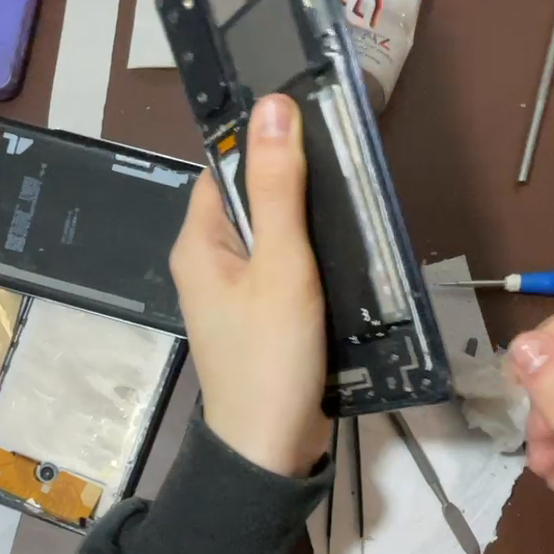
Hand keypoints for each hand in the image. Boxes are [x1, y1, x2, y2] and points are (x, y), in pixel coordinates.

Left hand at [169, 94, 329, 476]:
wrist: (270, 447)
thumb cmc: (270, 356)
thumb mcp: (280, 265)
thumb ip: (278, 188)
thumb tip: (272, 106)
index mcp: (198, 243)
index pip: (225, 171)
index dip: (265, 146)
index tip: (316, 127)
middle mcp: (209, 264)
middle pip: (252, 203)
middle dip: (295, 186)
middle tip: (349, 168)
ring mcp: (235, 295)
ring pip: (273, 240)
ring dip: (308, 226)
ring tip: (355, 204)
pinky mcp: (261, 320)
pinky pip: (284, 274)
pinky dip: (311, 263)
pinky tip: (345, 254)